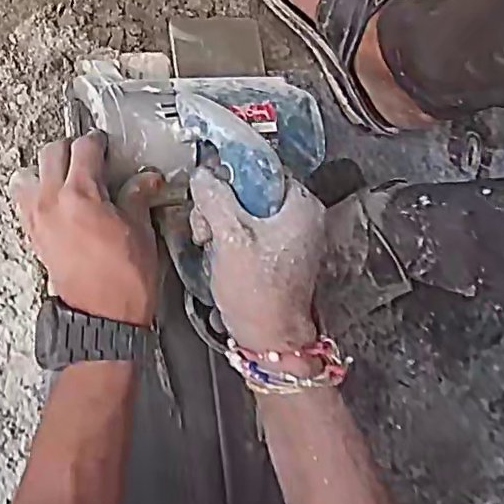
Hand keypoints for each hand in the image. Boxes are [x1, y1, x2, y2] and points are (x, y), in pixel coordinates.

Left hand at [11, 133, 164, 325]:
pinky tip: (57, 202)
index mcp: (80, 195)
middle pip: (50, 152)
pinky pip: (23, 200)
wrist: (102, 317)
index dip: (98, 142)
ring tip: (67, 178)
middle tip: (89, 158)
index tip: (106, 146)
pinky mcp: (31, 234)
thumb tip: (146, 180)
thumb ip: (137, 197)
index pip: (83, 147)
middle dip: (70, 149)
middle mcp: (51, 201)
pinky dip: (35, 193)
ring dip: (46, 170)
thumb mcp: (140, 231)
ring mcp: (36, 218)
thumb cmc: (124, 280)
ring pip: (28, 174)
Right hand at [189, 167, 325, 355]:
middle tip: (206, 226)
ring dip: (218, 220)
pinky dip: (227, 234)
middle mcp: (300, 216)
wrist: (268, 336)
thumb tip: (202, 174)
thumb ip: (214, 198)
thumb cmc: (257, 289)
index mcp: (301, 206)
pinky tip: (215, 249)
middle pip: (249, 189)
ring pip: (243, 208)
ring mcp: (288, 235)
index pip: (263, 168)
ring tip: (208, 242)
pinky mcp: (275, 251)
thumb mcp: (229, 236)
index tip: (209, 186)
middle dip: (220, 203)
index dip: (231, 174)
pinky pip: (246, 227)